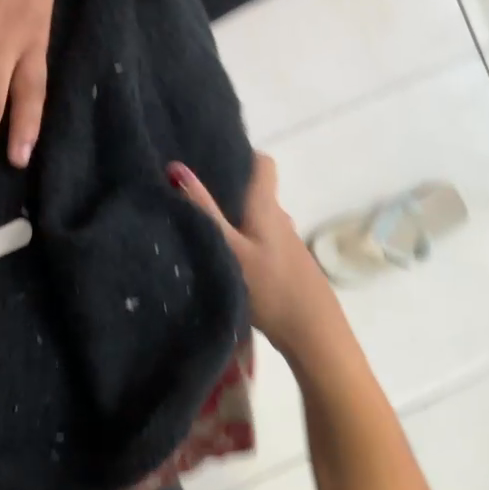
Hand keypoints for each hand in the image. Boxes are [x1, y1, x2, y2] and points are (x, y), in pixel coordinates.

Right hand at [171, 156, 349, 359]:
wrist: (312, 333)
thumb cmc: (270, 288)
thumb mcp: (229, 249)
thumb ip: (204, 211)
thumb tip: (176, 168)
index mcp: (267, 208)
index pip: (262, 164)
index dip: (240, 156)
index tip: (209, 161)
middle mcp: (279, 220)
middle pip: (254, 193)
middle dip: (225, 190)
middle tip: (187, 195)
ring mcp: (284, 245)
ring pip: (254, 219)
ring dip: (230, 219)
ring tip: (195, 227)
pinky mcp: (283, 267)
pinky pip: (256, 241)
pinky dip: (239, 241)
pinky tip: (218, 259)